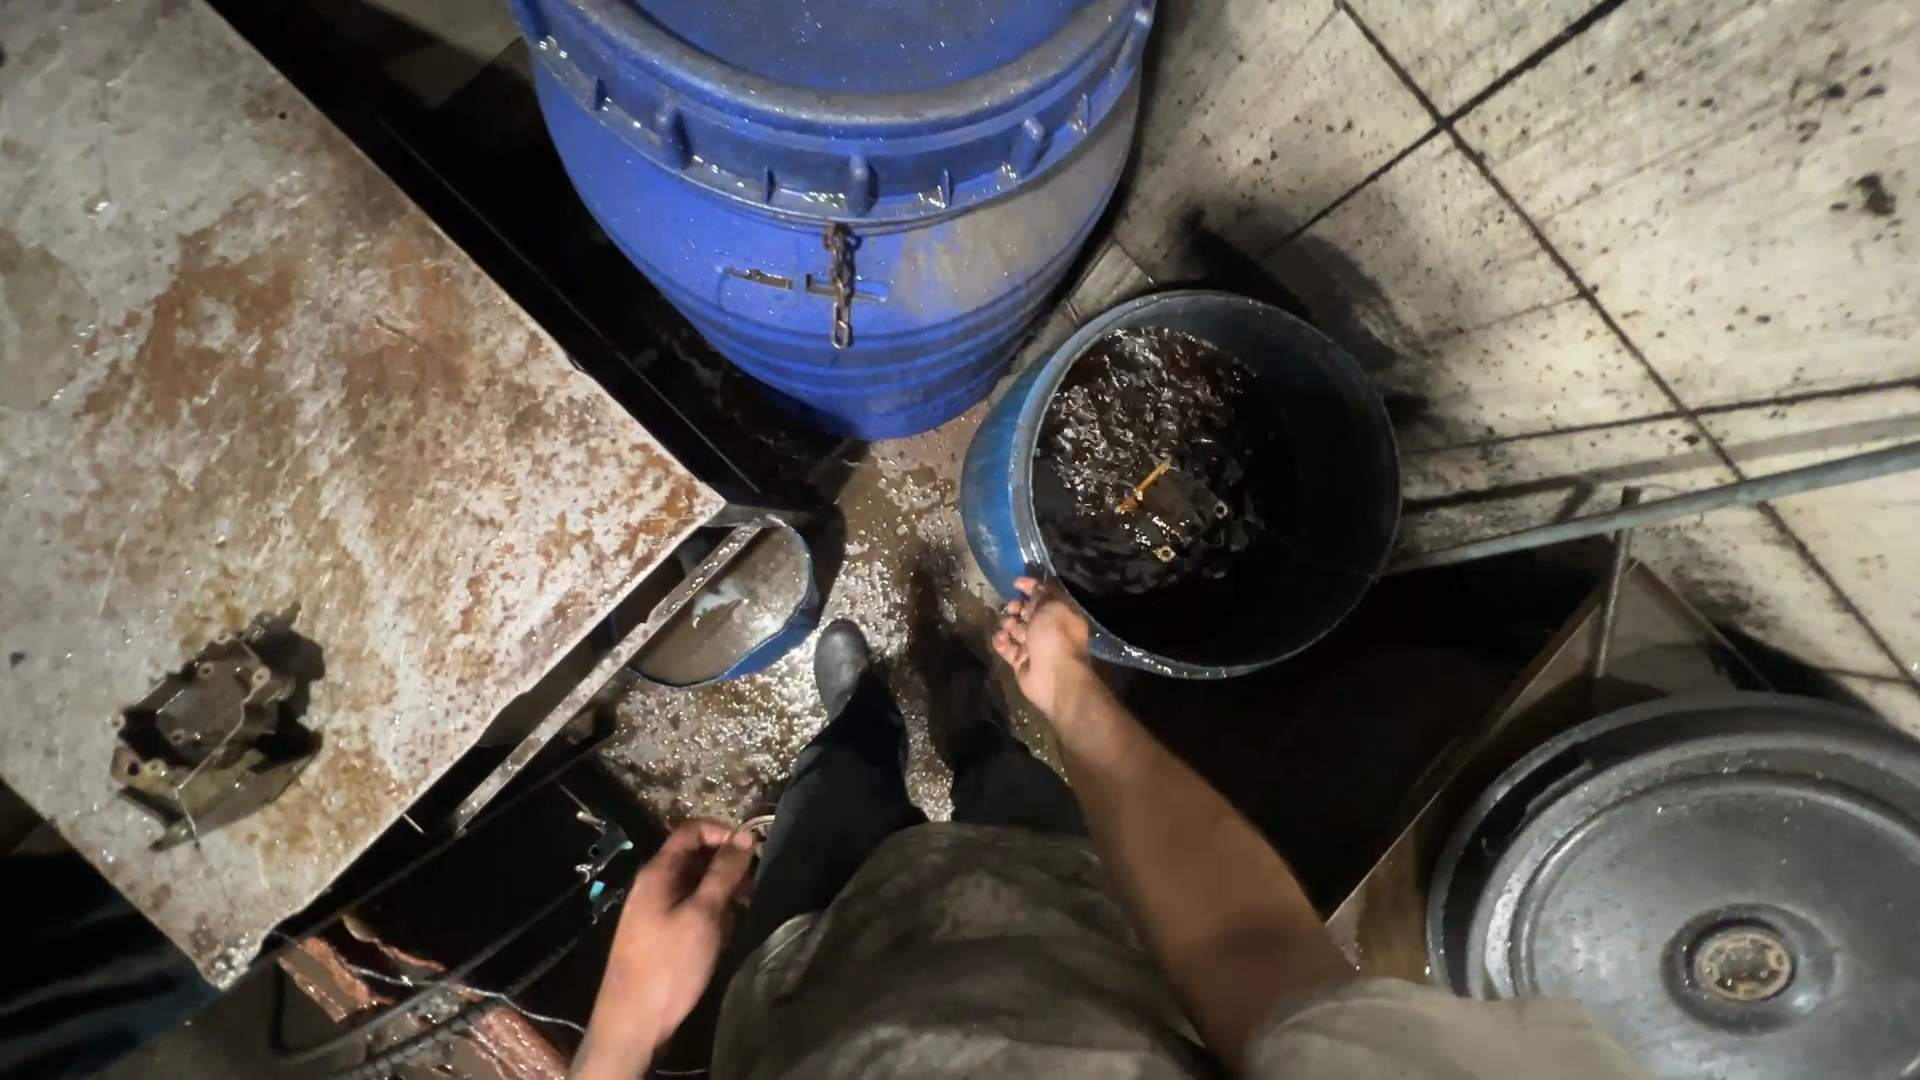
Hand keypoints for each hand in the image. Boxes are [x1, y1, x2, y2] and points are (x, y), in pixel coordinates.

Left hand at [576, 820, 753, 1078]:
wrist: (631, 1027)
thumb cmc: (668, 965)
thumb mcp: (703, 914)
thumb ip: (724, 872)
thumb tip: (746, 835)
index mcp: (657, 872)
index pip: (692, 831)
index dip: (723, 832)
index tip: (751, 850)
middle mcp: (654, 885)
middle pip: (696, 857)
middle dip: (727, 866)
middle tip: (753, 886)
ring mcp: (656, 911)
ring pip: (697, 885)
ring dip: (722, 893)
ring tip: (741, 913)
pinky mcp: (661, 934)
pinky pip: (691, 909)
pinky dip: (711, 914)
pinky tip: (723, 935)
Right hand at [992, 576, 1095, 719]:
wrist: (1053, 676)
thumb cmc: (1055, 636)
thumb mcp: (1051, 606)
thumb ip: (1041, 594)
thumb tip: (1032, 588)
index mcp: (1062, 615)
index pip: (1045, 596)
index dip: (1031, 588)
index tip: (1015, 583)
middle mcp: (1049, 630)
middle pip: (1028, 613)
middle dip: (1017, 607)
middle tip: (1011, 608)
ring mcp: (1035, 647)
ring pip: (1016, 630)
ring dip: (1008, 624)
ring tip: (1008, 626)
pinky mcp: (1021, 662)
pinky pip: (1007, 647)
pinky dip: (1001, 642)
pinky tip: (1001, 638)